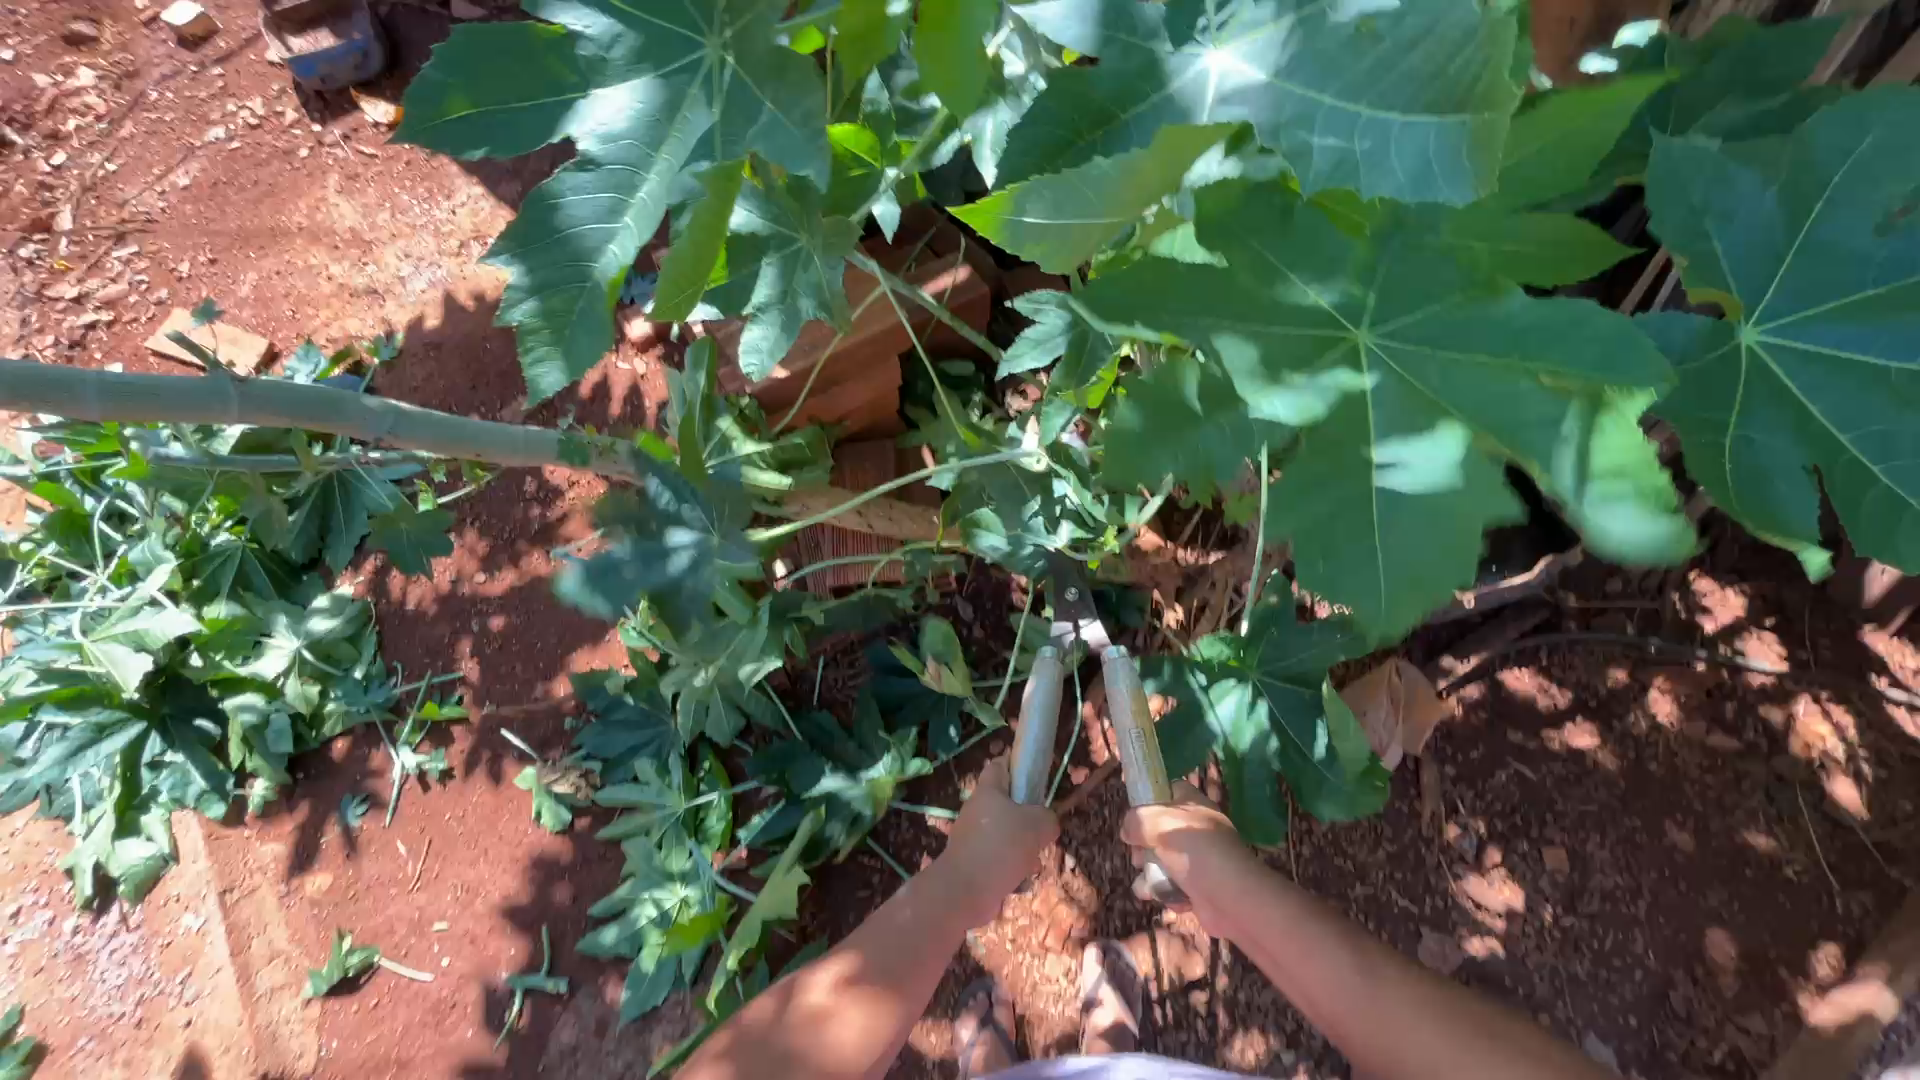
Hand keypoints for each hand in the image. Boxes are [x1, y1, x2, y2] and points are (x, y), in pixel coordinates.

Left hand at [940, 756, 1059, 925]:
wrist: (965, 891)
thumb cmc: (1001, 846)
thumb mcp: (1038, 825)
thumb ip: (1048, 818)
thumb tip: (1046, 823)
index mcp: (987, 792)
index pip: (999, 766)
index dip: (1016, 765)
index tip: (1034, 777)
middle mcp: (976, 811)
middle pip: (1006, 805)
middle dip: (1027, 819)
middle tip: (1041, 831)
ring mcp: (972, 838)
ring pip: (1005, 836)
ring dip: (1022, 849)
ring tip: (1032, 863)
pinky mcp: (972, 862)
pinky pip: (998, 860)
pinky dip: (1011, 869)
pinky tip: (1019, 882)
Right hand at [1121, 783, 1255, 926]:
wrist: (1232, 899)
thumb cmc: (1195, 851)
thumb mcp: (1157, 823)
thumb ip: (1135, 820)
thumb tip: (1127, 831)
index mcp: (1190, 804)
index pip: (1167, 790)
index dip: (1147, 799)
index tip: (1132, 813)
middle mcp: (1193, 828)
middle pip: (1156, 829)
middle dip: (1141, 846)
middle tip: (1137, 856)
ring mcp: (1195, 858)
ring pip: (1159, 860)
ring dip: (1148, 873)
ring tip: (1147, 883)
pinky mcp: (1196, 886)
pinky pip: (1169, 884)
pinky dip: (1164, 892)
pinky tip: (1162, 897)